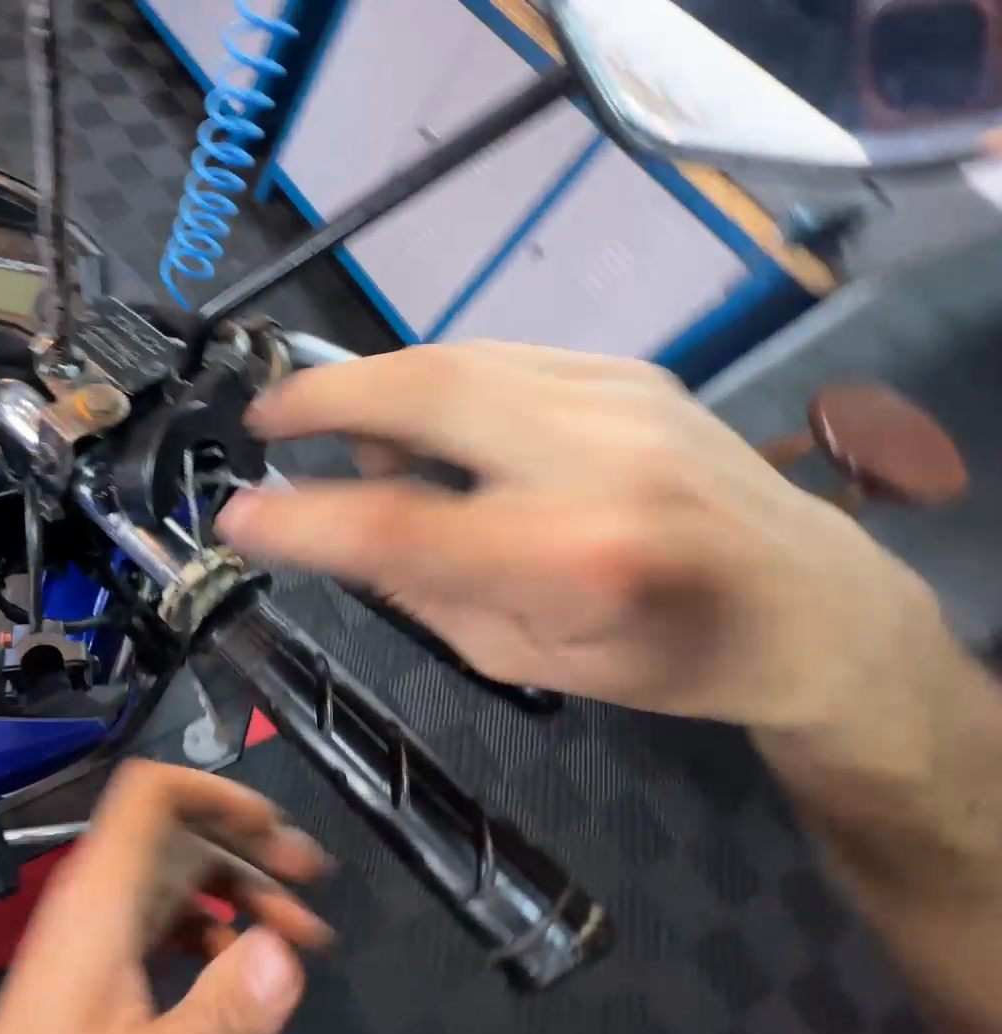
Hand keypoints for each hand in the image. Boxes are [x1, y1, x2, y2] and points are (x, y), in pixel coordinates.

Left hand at [0, 762, 331, 1033]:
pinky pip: (168, 915)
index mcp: (104, 891)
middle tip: (311, 876)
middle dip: (247, 844)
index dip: (211, 791)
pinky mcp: (105, 951)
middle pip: (179, 832)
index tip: (271, 823)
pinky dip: (214, 925)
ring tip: (304, 933)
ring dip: (240, 890)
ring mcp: (103, 919)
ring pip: (180, 875)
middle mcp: (103, 889)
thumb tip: (286, 955)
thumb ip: (217, 1014)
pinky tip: (244, 965)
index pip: (151, 794)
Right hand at [217, 342, 950, 733]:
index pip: (396, 526)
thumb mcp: (516, 654)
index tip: (234, 517)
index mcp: (575, 560)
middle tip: (262, 417)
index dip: (298, 520)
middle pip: (425, 391)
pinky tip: (412, 420)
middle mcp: (601, 457)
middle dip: (321, 394)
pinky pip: (489, 357)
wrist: (814, 607)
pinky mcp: (624, 368)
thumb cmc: (658, 659)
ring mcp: (619, 395)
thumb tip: (326, 526)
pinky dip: (424, 384)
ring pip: (450, 358)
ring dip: (368, 386)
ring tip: (336, 429)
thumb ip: (416, 585)